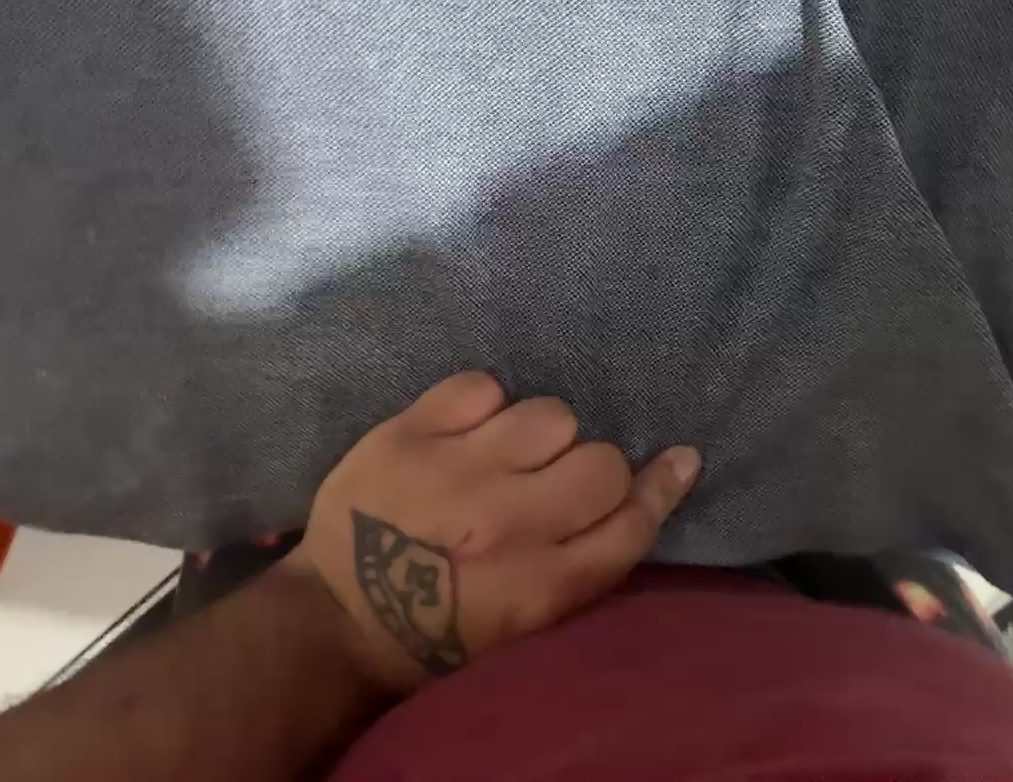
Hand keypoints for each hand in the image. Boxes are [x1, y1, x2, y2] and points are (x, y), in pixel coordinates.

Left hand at [281, 372, 700, 693]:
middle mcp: (507, 526)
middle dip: (588, 467)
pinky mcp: (408, 434)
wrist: (336, 618)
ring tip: (506, 454)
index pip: (633, 520)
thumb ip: (595, 554)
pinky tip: (466, 432)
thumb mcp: (531, 619)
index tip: (677, 459)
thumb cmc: (445, 626)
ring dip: (540, 433)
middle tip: (550, 482)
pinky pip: (483, 385)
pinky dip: (484, 404)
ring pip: (550, 414)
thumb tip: (674, 470)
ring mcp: (455, 472)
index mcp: (540, 587)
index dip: (661, 485)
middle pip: (601, 462)